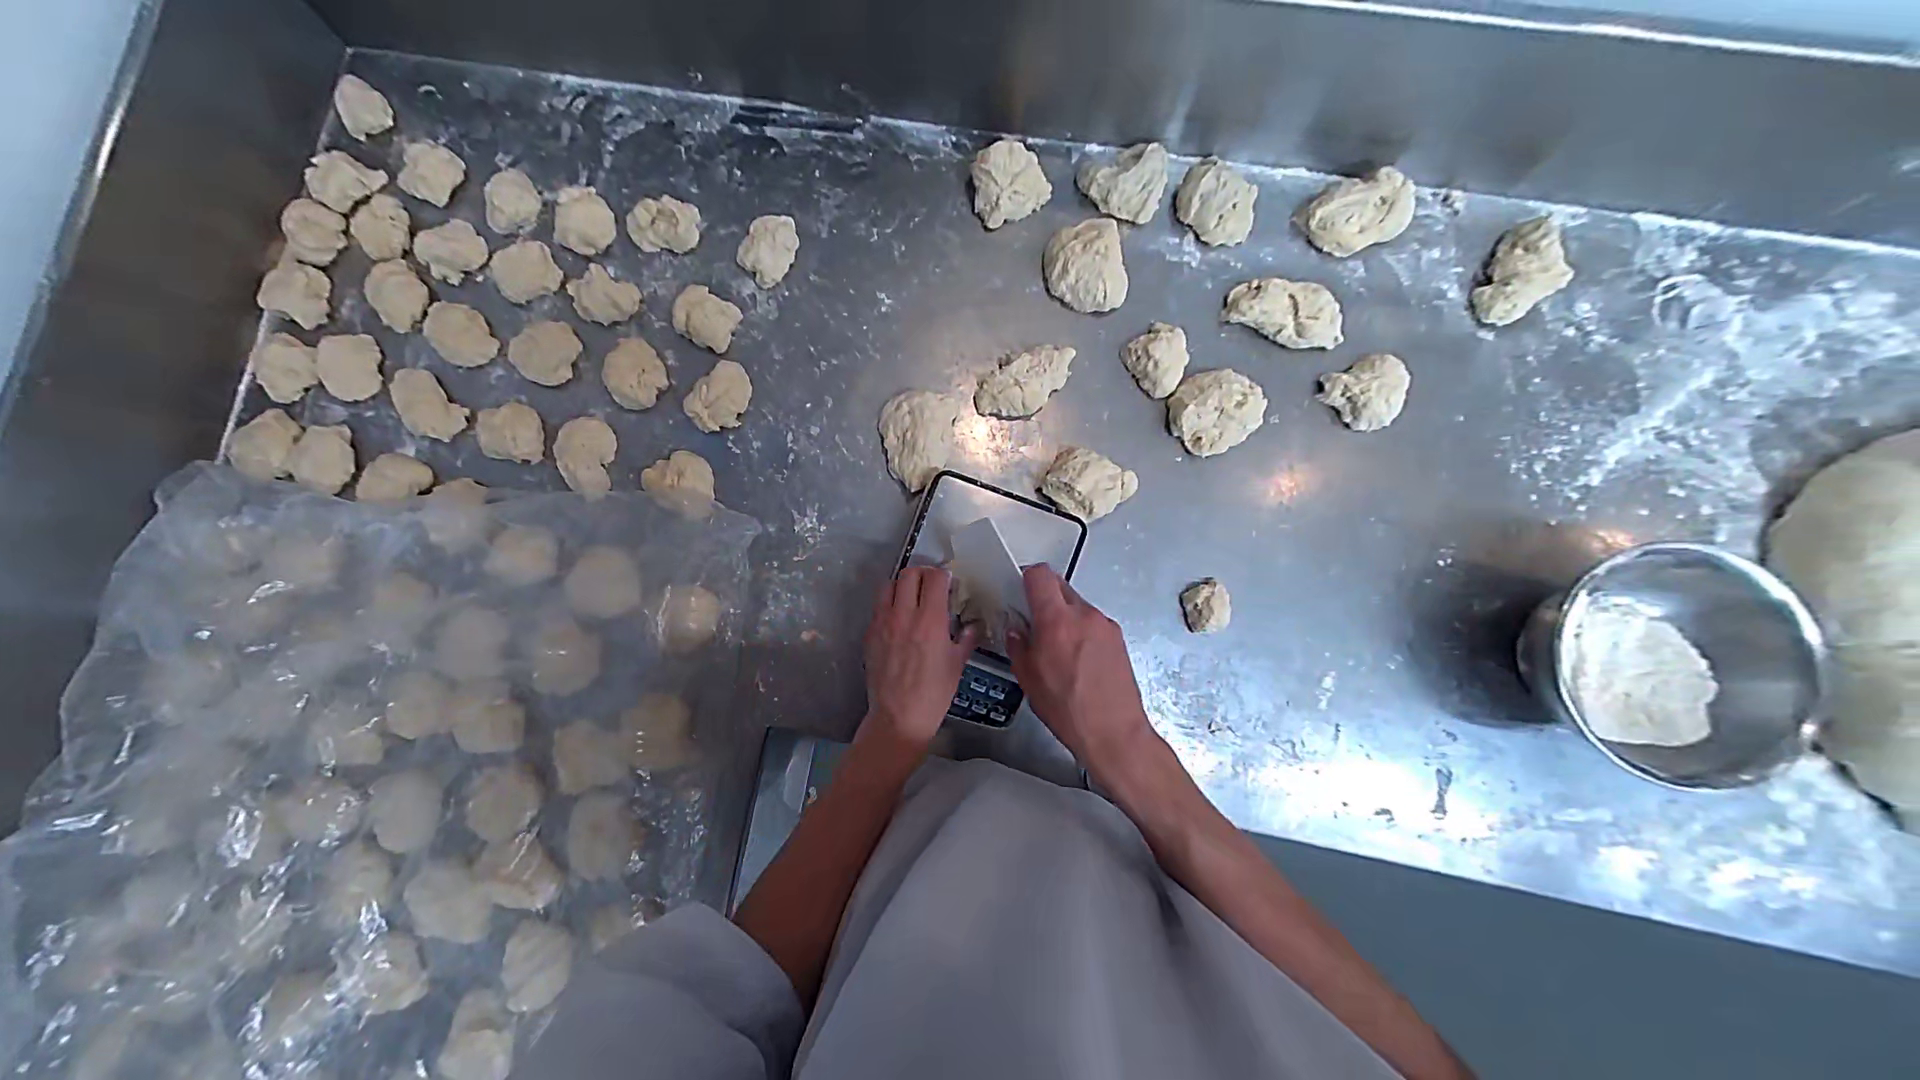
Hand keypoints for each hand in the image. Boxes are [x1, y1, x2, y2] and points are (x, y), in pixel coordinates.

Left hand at [861, 566, 977, 746]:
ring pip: (889, 585)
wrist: (899, 717)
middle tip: (931, 583)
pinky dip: (889, 605)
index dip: (944, 575)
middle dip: (923, 573)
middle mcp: (904, 616)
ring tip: (911, 596)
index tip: (948, 582)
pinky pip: (878, 608)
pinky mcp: (870, 634)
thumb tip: (971, 626)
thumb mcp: (958, 664)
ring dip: (902, 585)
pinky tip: (898, 619)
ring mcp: (883, 624)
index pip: (935, 578)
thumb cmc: (933, 694)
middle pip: (910, 574)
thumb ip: (966, 638)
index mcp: (930, 621)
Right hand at [1006, 565, 1155, 779]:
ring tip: (1056, 647)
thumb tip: (1016, 633)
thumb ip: (1019, 646)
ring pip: (1077, 604)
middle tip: (1033, 619)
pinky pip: (1092, 622)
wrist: (1113, 732)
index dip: (1027, 577)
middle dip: (1044, 597)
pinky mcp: (1117, 637)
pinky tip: (1075, 657)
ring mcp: (1104, 625)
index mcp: (1056, 620)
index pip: (1040, 575)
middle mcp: (1084, 615)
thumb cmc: (1072, 710)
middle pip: (1060, 586)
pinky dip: (1081, 630)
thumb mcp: (1028, 679)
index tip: (1021, 587)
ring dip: (1064, 616)